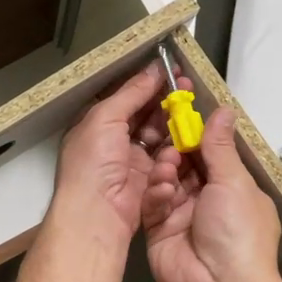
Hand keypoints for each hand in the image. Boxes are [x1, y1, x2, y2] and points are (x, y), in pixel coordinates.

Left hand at [50, 62, 171, 241]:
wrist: (97, 212)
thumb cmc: (92, 161)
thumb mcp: (105, 117)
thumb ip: (131, 93)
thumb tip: (153, 68)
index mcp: (96, 124)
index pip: (126, 97)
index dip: (149, 84)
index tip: (174, 71)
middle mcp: (112, 141)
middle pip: (146, 116)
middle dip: (166, 103)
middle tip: (189, 90)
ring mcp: (130, 162)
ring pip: (159, 137)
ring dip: (173, 128)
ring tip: (189, 118)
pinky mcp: (146, 181)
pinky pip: (165, 161)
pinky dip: (172, 155)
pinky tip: (181, 147)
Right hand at [141, 106, 281, 281]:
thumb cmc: (238, 230)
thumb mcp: (234, 182)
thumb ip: (220, 146)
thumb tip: (224, 109)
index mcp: (233, 189)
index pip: (211, 155)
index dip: (196, 136)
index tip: (178, 115)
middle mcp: (207, 200)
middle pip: (185, 166)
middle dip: (177, 152)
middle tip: (170, 144)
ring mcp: (181, 216)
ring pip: (166, 182)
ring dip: (165, 171)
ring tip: (168, 170)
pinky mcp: (159, 230)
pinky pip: (152, 205)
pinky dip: (155, 195)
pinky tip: (161, 191)